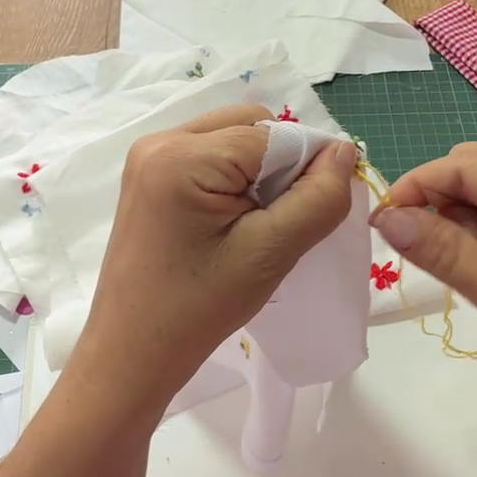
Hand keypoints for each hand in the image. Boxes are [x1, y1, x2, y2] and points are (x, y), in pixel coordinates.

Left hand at [75, 105, 356, 408]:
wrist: (132, 352)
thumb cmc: (197, 309)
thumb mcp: (270, 254)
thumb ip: (317, 198)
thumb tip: (344, 151)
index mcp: (182, 155)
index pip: (273, 135)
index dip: (304, 169)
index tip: (305, 217)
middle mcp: (161, 140)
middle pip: (251, 124)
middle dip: (280, 164)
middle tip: (277, 221)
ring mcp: (149, 155)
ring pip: (233, 136)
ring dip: (258, 170)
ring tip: (254, 224)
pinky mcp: (149, 174)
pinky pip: (210, 153)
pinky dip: (233, 176)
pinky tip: (231, 221)